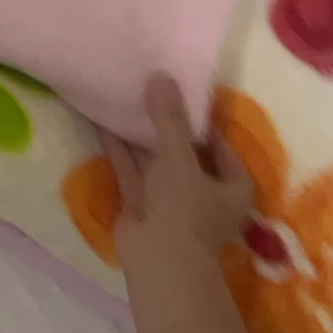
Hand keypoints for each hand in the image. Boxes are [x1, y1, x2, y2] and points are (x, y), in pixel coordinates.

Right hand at [104, 75, 254, 274]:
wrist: (157, 257)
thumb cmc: (184, 207)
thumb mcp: (180, 158)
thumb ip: (169, 119)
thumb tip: (162, 75)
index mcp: (230, 186)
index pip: (221, 148)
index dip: (203, 122)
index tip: (181, 95)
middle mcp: (203, 191)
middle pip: (185, 152)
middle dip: (166, 125)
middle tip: (148, 91)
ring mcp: (170, 197)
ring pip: (154, 159)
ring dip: (139, 135)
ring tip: (123, 100)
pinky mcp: (141, 201)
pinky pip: (130, 167)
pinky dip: (118, 147)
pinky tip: (102, 122)